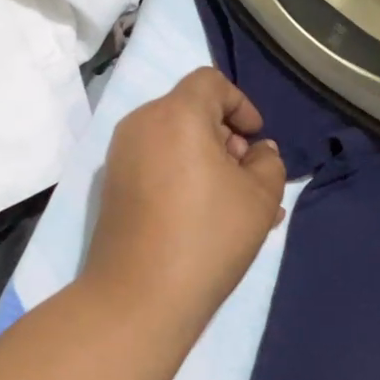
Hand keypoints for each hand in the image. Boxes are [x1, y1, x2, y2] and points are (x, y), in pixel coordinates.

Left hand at [86, 68, 286, 328]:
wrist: (138, 296)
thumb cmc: (207, 237)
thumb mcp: (260, 198)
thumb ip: (268, 163)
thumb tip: (256, 152)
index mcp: (176, 114)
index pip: (210, 82)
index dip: (240, 103)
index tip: (256, 138)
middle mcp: (141, 123)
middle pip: (189, 109)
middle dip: (224, 135)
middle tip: (249, 176)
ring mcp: (120, 155)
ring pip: (172, 140)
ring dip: (205, 159)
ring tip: (234, 204)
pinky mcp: (111, 185)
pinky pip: (155, 163)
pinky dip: (181, 174)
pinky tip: (204, 215)